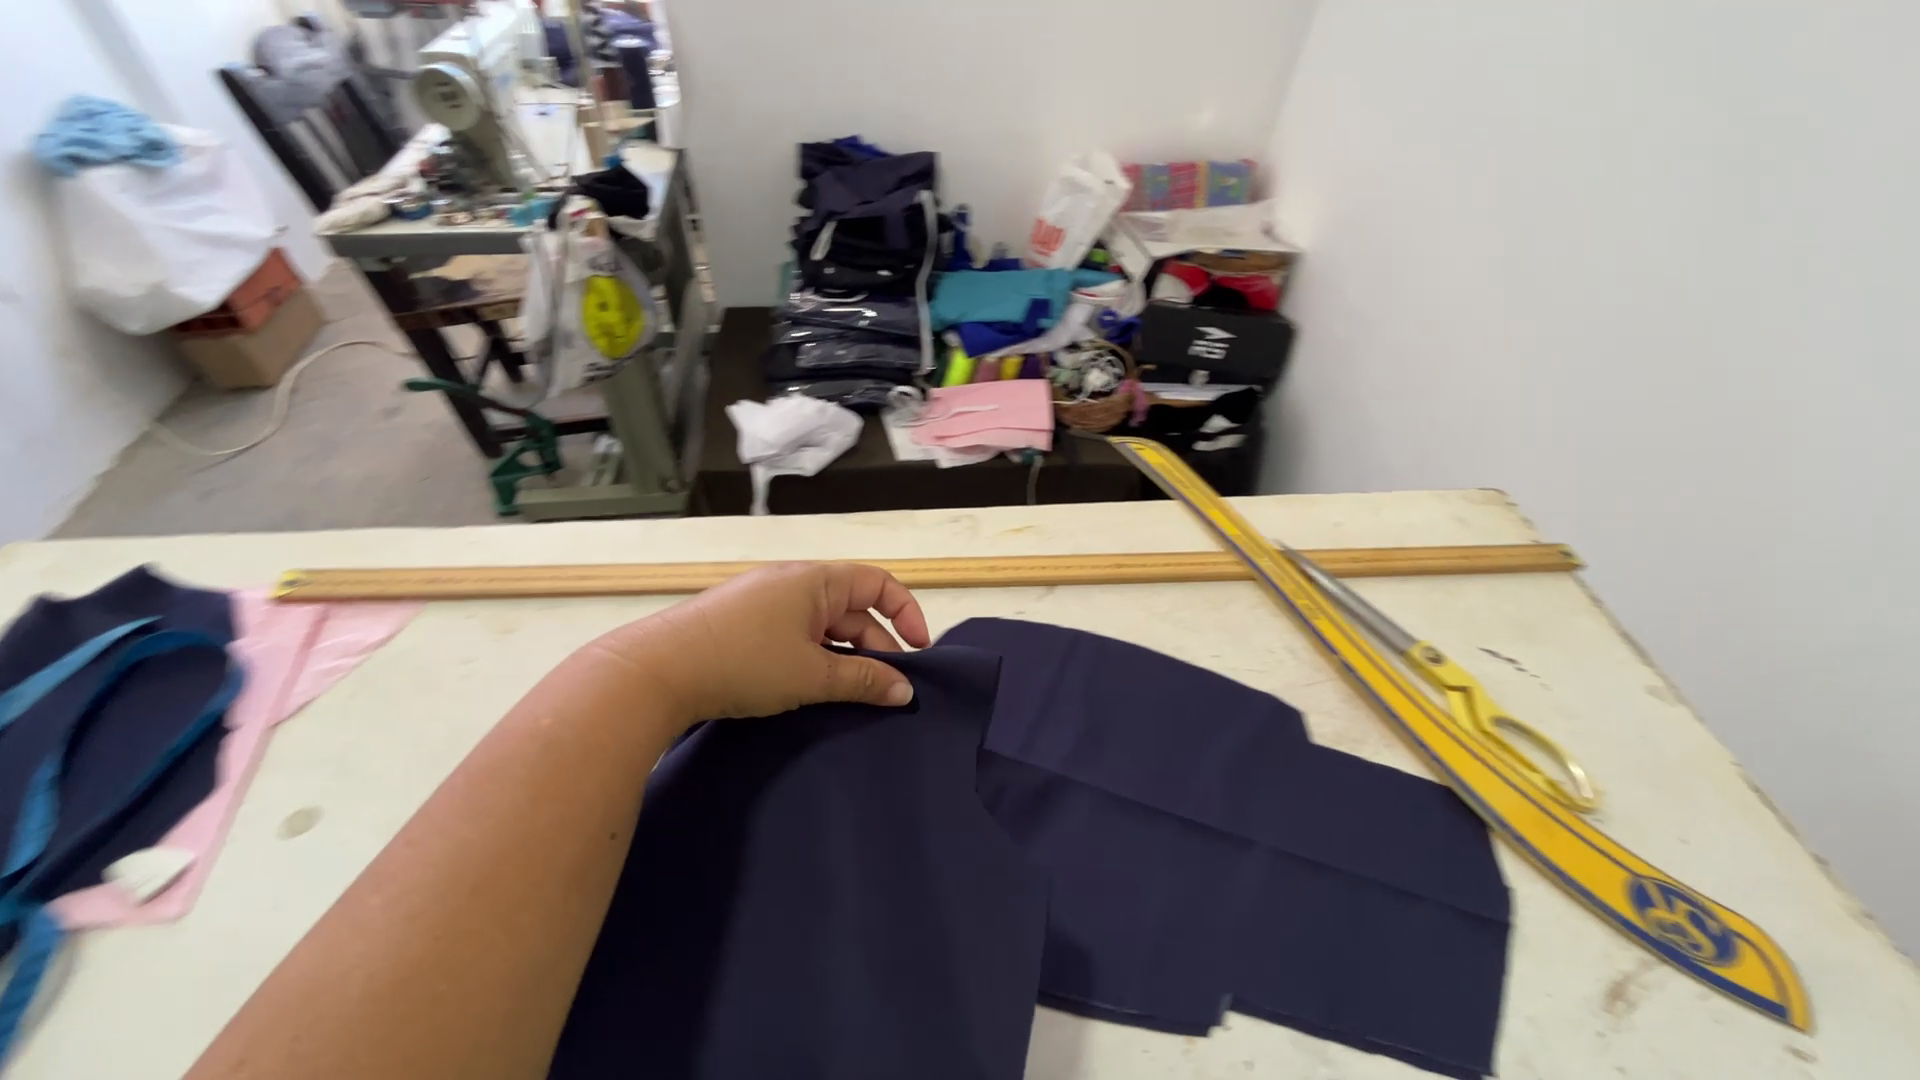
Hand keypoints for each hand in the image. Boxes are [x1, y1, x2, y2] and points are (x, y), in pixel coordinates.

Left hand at [595, 562, 930, 724]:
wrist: (656, 671)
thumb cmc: (745, 662)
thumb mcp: (813, 675)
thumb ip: (864, 680)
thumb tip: (905, 691)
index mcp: (816, 580)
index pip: (878, 584)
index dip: (906, 614)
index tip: (918, 653)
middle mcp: (792, 582)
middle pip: (851, 608)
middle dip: (875, 646)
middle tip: (887, 690)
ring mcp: (764, 602)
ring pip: (822, 626)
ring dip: (843, 657)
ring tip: (851, 695)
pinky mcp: (742, 624)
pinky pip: (795, 635)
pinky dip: (813, 658)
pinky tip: (811, 689)